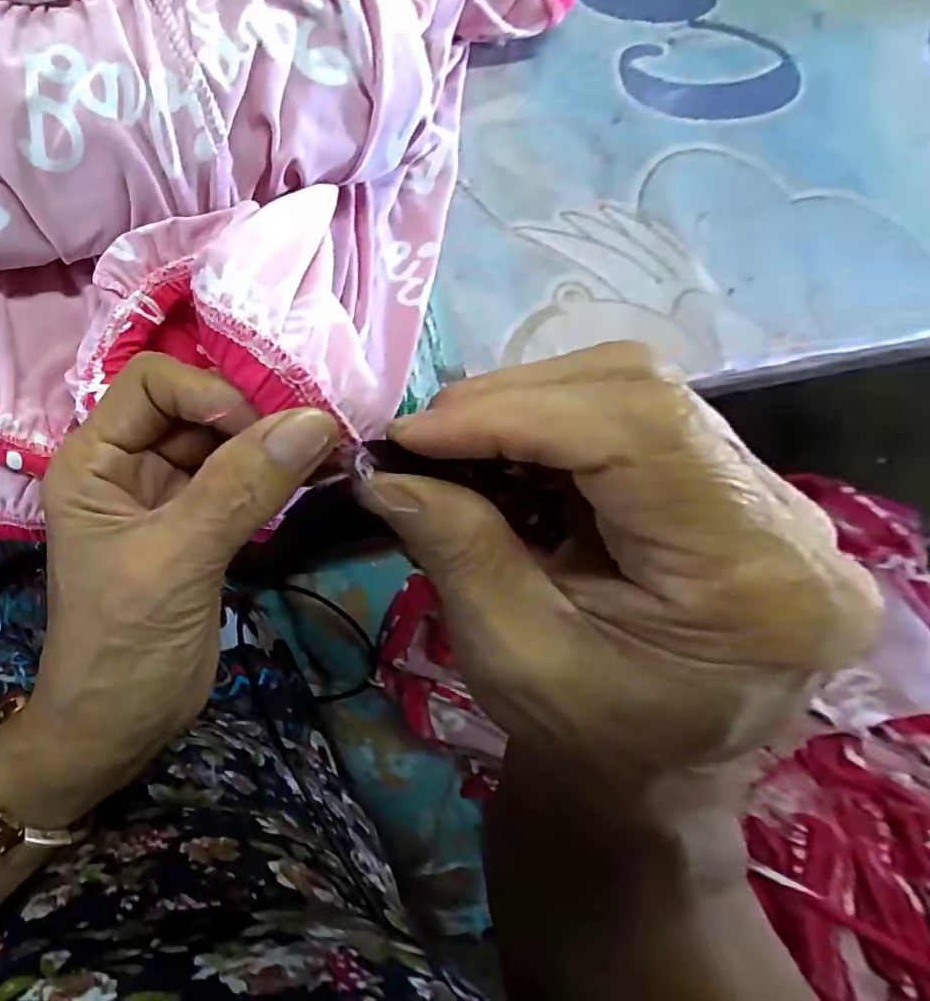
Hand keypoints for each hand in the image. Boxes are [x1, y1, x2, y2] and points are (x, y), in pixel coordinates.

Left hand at [0, 353, 339, 828]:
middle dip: (251, 415)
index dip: (206, 392)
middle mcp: (120, 465)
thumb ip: (238, 488)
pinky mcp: (189, 523)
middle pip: (189, 407)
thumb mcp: (175, 560)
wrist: (115, 723)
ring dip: (270, 443)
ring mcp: (156, 494)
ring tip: (333, 453)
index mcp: (91, 460)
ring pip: (217, 441)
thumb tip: (313, 420)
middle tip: (322, 436)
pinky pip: (233, 479)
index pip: (148, 383)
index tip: (258, 432)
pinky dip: (271, 474)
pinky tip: (317, 476)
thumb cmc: (123, 644)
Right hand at [358, 342, 881, 800]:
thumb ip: (454, 547)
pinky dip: (528, 424)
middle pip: (637, 393)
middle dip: (504, 402)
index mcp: (748, 575)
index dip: (508, 416)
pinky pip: (615, 418)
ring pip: (625, 391)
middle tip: (415, 441)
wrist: (645, 767)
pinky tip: (485, 459)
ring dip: (512, 406)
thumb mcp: (506, 648)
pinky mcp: (707, 488)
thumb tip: (380, 473)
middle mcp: (777, 518)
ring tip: (444, 448)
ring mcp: (750, 496)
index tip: (407, 438)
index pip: (637, 434)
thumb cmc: (582, 729)